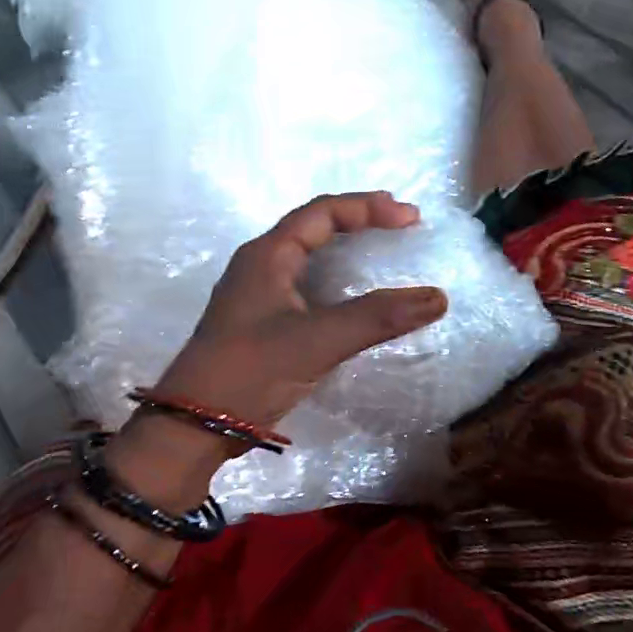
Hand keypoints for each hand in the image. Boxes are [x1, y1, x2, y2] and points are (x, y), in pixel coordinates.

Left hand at [154, 191, 449, 433]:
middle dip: (359, 223)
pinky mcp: (260, 327)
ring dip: (347, 255)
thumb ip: (377, 317)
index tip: (411, 219)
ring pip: (309, 262)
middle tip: (400, 226)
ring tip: (383, 257)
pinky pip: (305, 292)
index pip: (322, 212)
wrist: (195, 424)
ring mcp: (257, 298)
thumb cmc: (249, 371)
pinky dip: (336, 288)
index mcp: (267, 256)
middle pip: (314, 229)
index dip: (369, 207)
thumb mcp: (317, 340)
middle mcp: (259, 267)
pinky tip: (354, 305)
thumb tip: (438, 297)